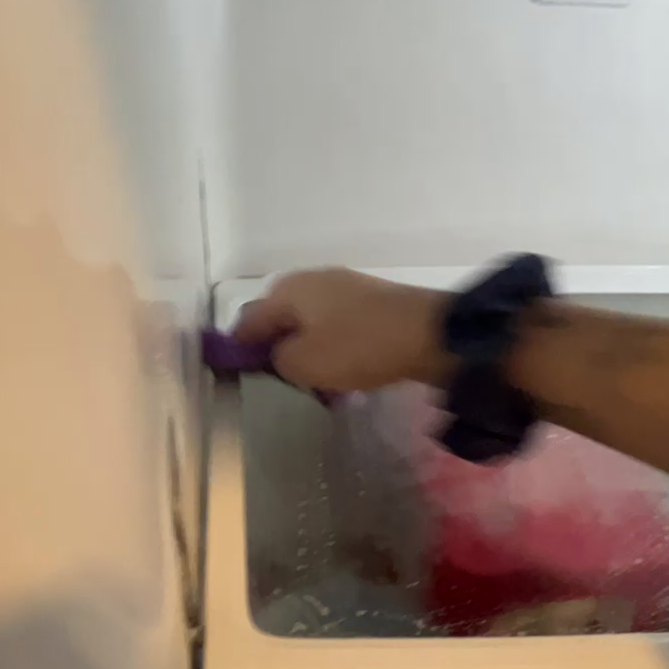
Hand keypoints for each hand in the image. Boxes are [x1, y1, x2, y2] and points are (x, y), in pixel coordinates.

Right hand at [232, 269, 450, 391]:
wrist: (429, 334)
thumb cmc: (358, 347)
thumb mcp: (304, 363)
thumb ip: (276, 359)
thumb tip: (276, 355)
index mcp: (288, 290)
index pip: (247, 320)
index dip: (239, 350)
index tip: (239, 379)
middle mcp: (311, 281)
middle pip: (280, 320)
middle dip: (275, 352)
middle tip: (278, 386)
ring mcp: (344, 289)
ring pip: (310, 326)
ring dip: (306, 354)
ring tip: (310, 387)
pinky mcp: (370, 304)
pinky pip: (337, 330)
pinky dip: (332, 351)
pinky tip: (340, 376)